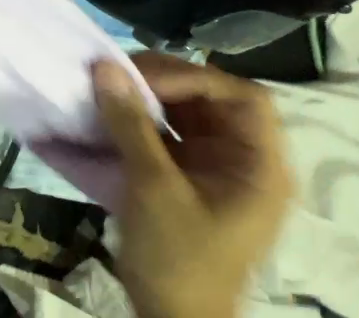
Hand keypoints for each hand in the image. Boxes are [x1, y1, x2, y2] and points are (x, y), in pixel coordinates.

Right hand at [93, 53, 292, 317]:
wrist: (173, 310)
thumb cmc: (178, 253)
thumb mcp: (153, 186)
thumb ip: (130, 124)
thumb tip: (104, 66)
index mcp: (259, 166)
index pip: (243, 98)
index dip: (194, 80)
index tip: (139, 81)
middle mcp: (241, 159)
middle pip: (211, 99)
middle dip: (161, 81)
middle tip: (111, 77)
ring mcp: (211, 166)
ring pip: (183, 111)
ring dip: (142, 95)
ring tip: (100, 89)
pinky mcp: (181, 173)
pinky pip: (161, 130)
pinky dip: (132, 116)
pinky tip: (101, 113)